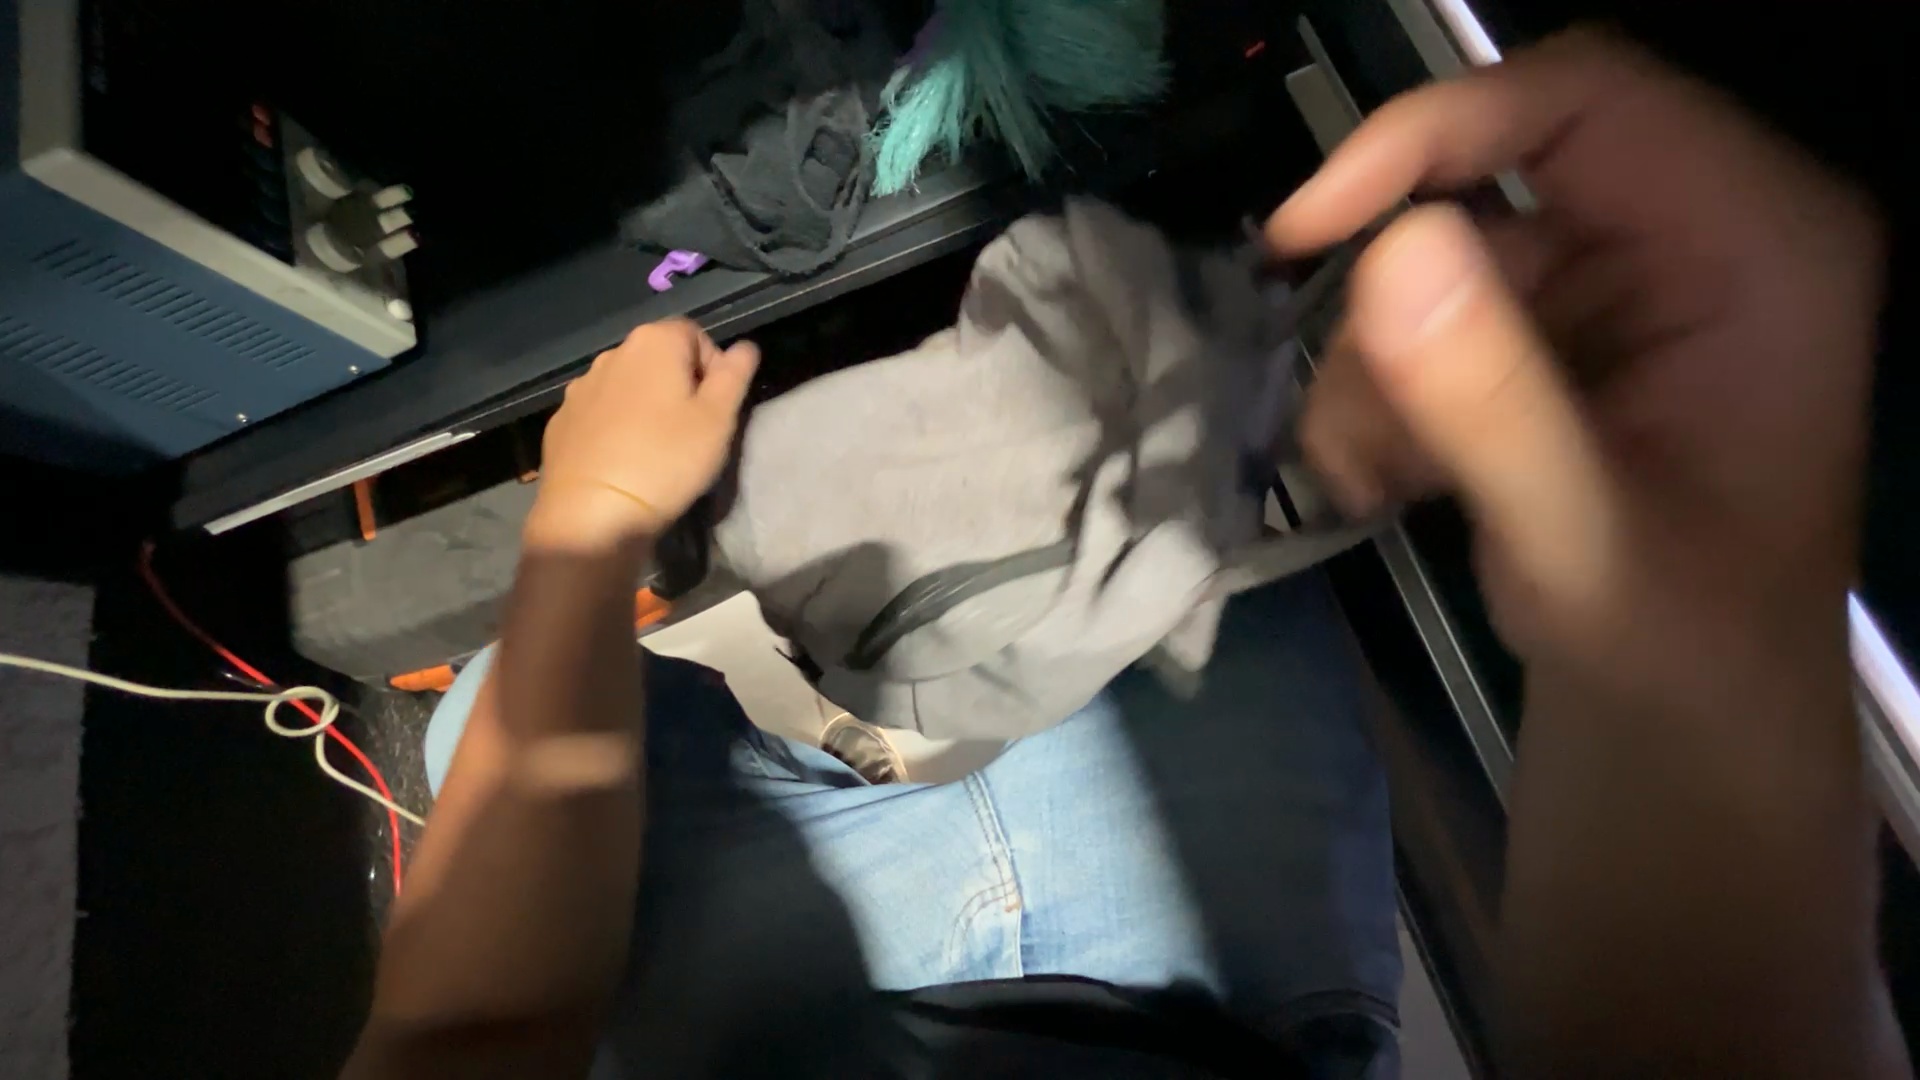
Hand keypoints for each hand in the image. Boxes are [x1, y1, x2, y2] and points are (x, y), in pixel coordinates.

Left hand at [528, 319, 758, 550]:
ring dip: (648, 405)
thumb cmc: (667, 460)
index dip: (714, 367)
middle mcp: (612, 354)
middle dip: (681, 385)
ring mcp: (581, 388)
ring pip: (629, 385)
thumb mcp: (718, 419)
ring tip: (659, 447)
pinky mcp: (562, 421)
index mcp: (653, 343)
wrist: (594, 513)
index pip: (695, 334)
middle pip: (659, 358)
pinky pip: (602, 412)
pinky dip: (618, 426)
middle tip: (694, 430)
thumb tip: (745, 347)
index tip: (717, 407)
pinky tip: (627, 460)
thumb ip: (734, 375)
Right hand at [1270, 30, 1882, 698]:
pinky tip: (1382, 484)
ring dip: (1364, 389)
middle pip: (1467, 199)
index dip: (1422, 138)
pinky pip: (1399, 343)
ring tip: (1377, 485)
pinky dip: (1363, 413)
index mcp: (1744, 246)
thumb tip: (1383, 255)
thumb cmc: (1665, 633)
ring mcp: (1586, 303)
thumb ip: (1488, 401)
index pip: (1576, 101)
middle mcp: (1667, 247)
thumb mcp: (1574, 529)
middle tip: (1349, 422)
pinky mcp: (1522, 355)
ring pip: (1410, 287)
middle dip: (1381, 322)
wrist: (1664, 705)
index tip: (1301, 233)